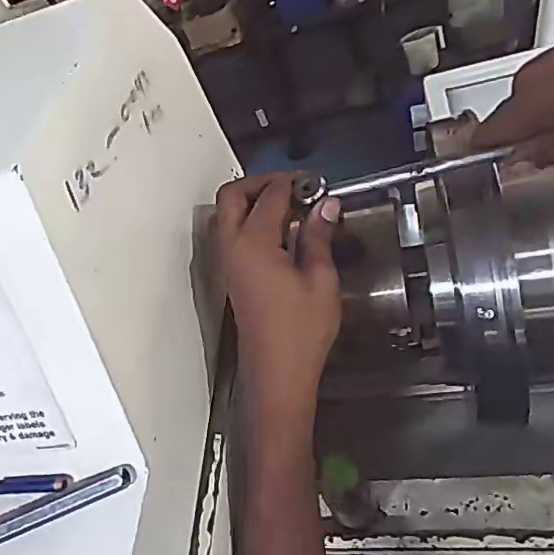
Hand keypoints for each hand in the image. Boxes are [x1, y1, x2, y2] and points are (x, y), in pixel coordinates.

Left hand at [213, 173, 340, 405]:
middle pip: (232, 195)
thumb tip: (326, 206)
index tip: (316, 182)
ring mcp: (227, 263)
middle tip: (294, 187)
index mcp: (253, 244)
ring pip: (227, 214)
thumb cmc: (302, 331)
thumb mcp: (321, 280)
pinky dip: (250, 221)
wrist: (278, 372)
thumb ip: (319, 236)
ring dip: (252, 201)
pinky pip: (232, 234)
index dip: (294, 183)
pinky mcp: (231, 276)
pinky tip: (282, 232)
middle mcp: (232, 248)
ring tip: (290, 206)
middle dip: (261, 183)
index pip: (269, 196)